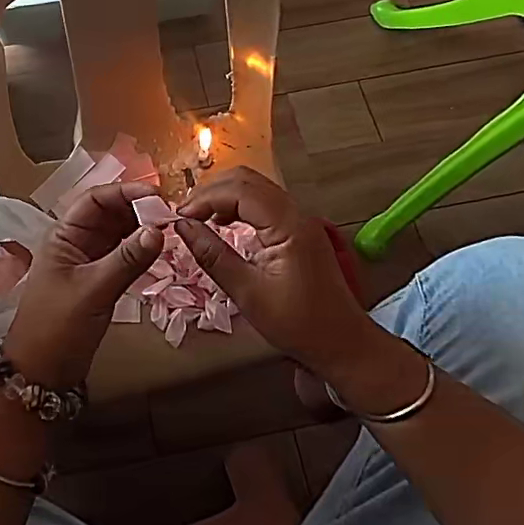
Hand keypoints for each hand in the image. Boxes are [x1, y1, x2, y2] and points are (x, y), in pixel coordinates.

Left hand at [2, 182, 163, 387]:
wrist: (41, 374)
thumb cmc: (57, 327)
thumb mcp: (92, 291)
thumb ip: (126, 260)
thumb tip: (159, 230)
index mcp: (64, 235)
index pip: (96, 199)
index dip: (126, 192)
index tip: (158, 195)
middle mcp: (77, 242)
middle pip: (111, 213)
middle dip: (139, 209)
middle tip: (172, 214)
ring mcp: (89, 261)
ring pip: (120, 234)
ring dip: (143, 229)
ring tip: (172, 229)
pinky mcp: (101, 280)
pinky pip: (124, 255)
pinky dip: (142, 251)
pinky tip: (161, 251)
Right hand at [174, 167, 386, 384]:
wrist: (343, 344)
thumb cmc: (298, 324)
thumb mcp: (247, 293)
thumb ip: (213, 255)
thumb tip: (183, 227)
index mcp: (288, 226)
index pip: (239, 191)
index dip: (205, 198)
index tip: (180, 216)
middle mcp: (296, 214)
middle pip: (247, 180)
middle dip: (211, 191)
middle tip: (186, 214)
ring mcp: (299, 219)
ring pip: (255, 188)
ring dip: (224, 196)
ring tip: (199, 218)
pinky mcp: (298, 229)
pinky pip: (263, 203)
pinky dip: (237, 206)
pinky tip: (222, 223)